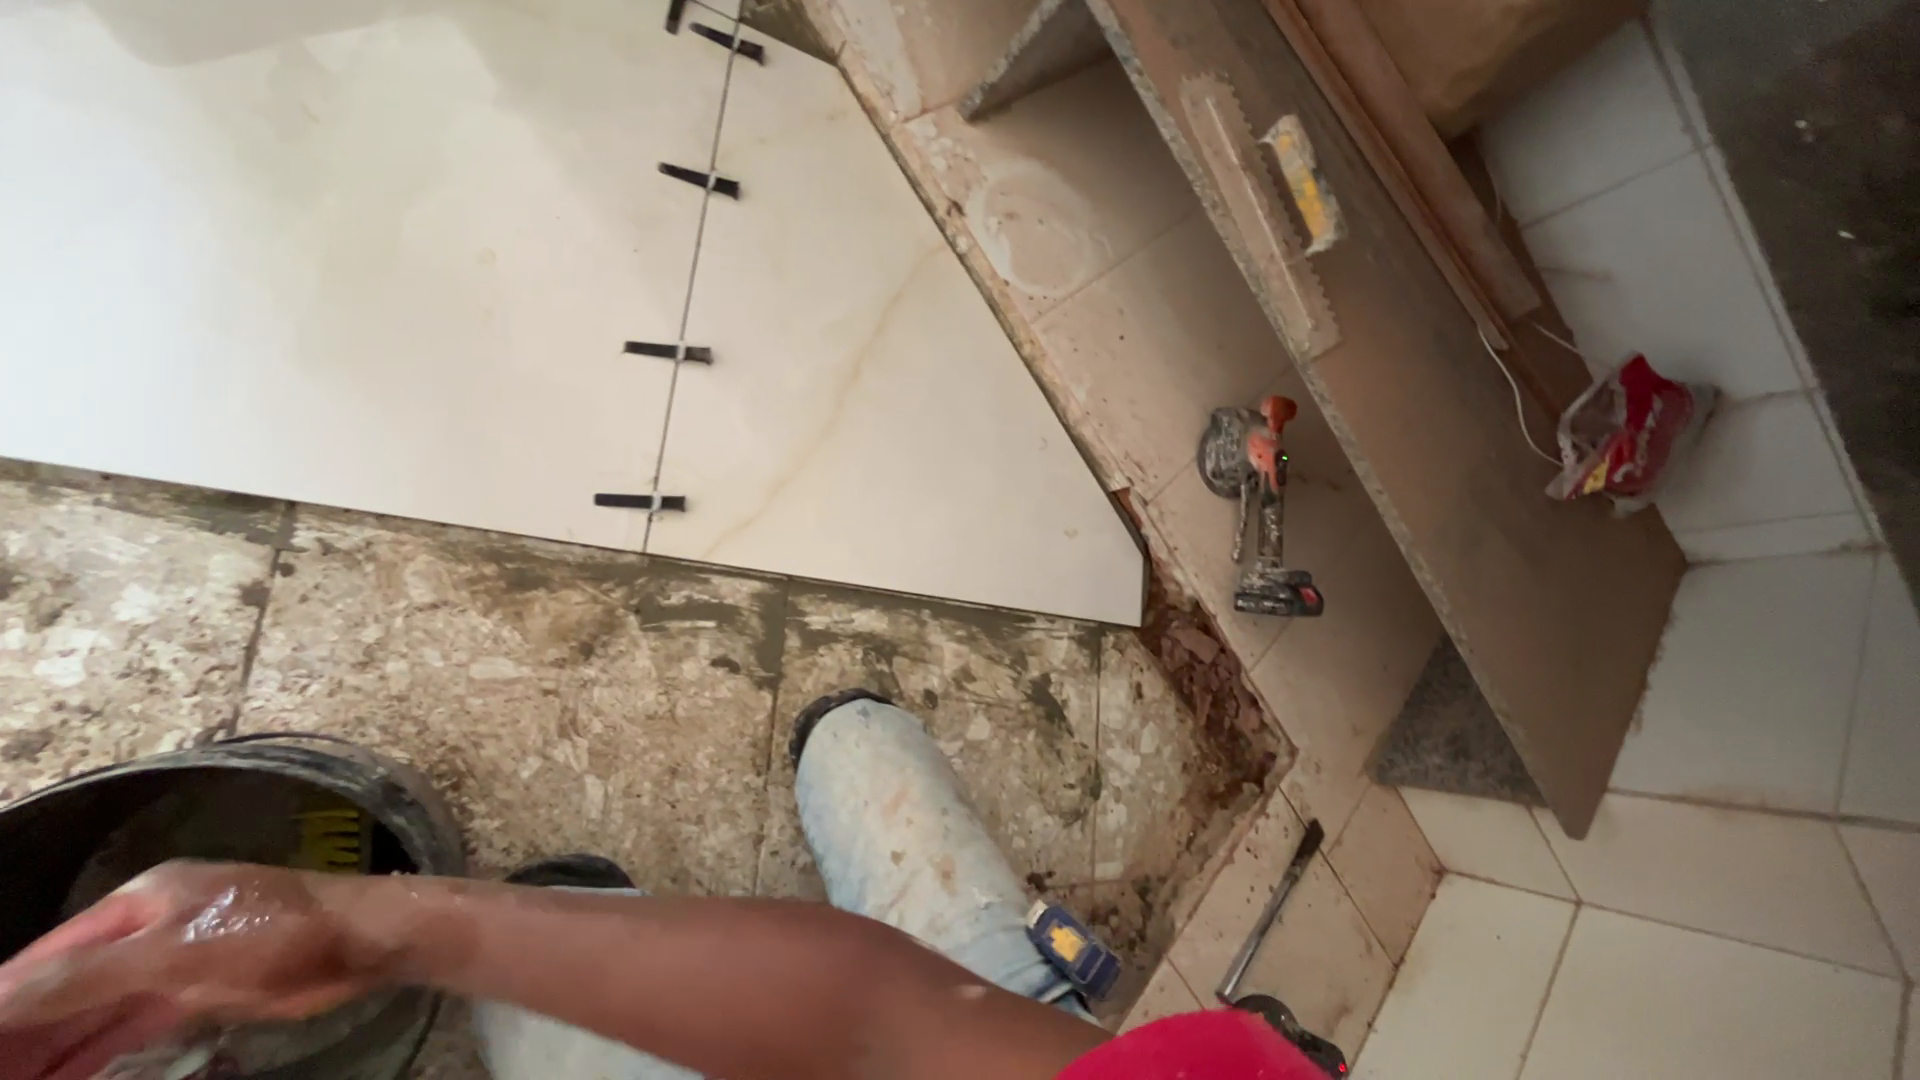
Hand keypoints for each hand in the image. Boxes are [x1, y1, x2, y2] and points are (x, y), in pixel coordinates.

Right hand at [0, 861, 390, 1079]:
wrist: (362, 939)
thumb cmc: (276, 933)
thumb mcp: (177, 950)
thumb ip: (83, 976)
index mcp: (142, 901)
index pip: (37, 961)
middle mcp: (149, 928)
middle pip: (56, 991)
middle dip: (14, 1037)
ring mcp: (174, 963)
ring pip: (85, 1016)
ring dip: (41, 1054)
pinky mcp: (198, 994)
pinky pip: (122, 1030)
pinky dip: (83, 1060)